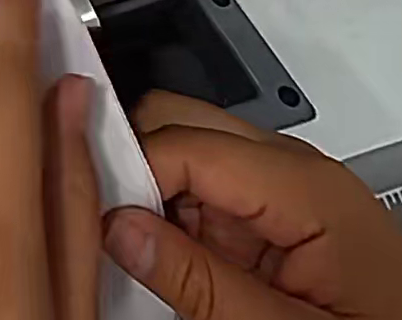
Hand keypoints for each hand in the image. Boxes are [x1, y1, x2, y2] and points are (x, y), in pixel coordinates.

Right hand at [104, 92, 401, 319]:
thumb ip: (203, 283)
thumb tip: (118, 226)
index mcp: (303, 183)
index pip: (181, 140)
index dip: (130, 172)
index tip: (98, 215)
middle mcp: (288, 164)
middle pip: (176, 119)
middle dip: (134, 162)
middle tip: (110, 222)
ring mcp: (280, 182)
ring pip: (180, 145)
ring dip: (150, 189)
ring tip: (143, 249)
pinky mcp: (274, 207)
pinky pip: (201, 183)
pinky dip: (173, 210)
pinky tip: (172, 255)